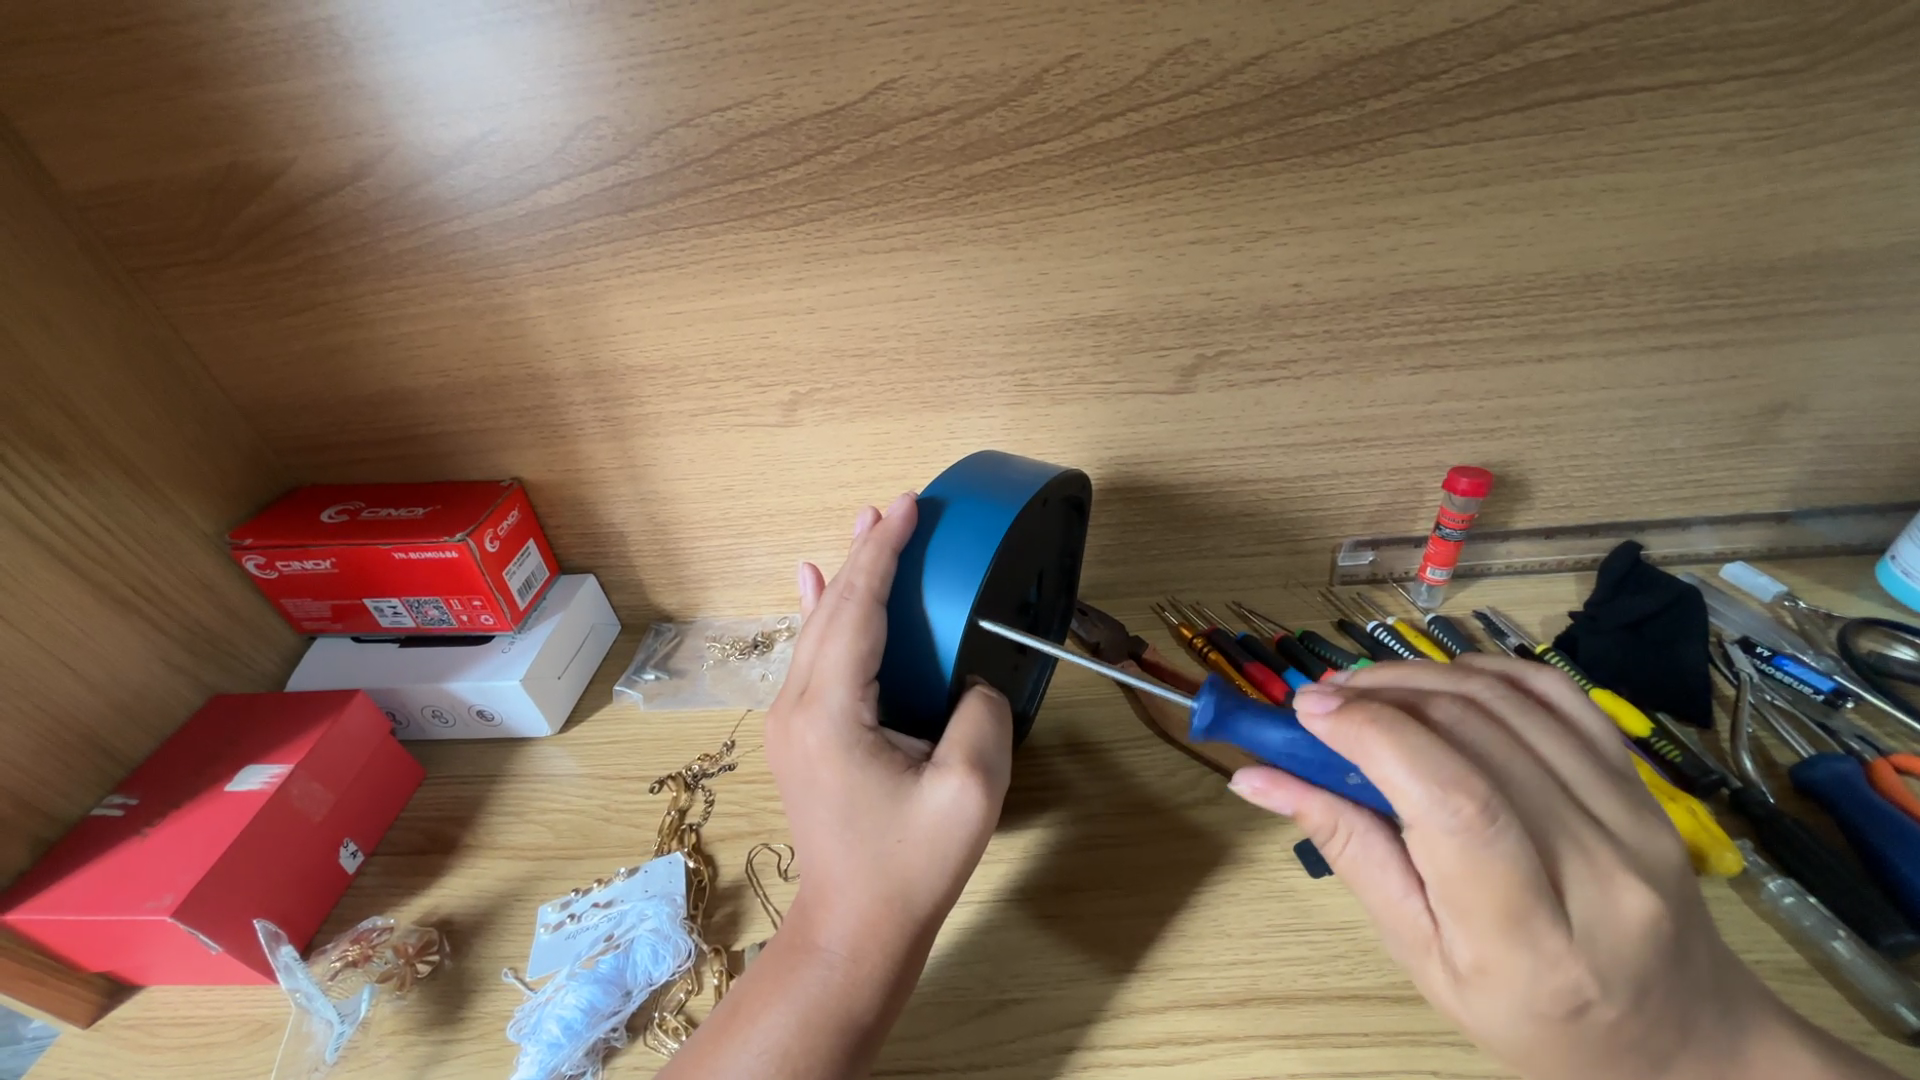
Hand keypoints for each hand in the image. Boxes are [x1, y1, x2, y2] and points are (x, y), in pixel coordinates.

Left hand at [768, 492, 1013, 957]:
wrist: (854, 926)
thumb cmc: (910, 864)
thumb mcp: (970, 791)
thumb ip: (979, 714)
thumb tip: (972, 680)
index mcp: (832, 710)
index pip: (857, 608)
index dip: (884, 553)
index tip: (907, 506)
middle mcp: (798, 703)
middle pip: (832, 608)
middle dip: (866, 553)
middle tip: (897, 508)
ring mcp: (791, 718)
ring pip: (818, 626)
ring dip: (848, 575)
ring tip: (868, 528)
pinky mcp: (800, 732)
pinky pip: (811, 654)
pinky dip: (820, 610)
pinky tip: (810, 580)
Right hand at [1229, 656, 1894, 1079]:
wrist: (1681, 1036)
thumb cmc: (1529, 1014)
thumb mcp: (1420, 953)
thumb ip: (1345, 850)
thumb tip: (1254, 777)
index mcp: (1531, 937)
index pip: (1453, 801)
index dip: (1373, 734)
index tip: (1308, 710)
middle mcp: (1598, 867)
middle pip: (1477, 734)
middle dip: (1381, 695)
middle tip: (1320, 698)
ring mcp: (1636, 818)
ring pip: (1511, 701)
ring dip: (1420, 675)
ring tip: (1363, 687)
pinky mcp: (1644, 786)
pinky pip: (1557, 696)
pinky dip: (1482, 670)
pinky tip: (1435, 682)